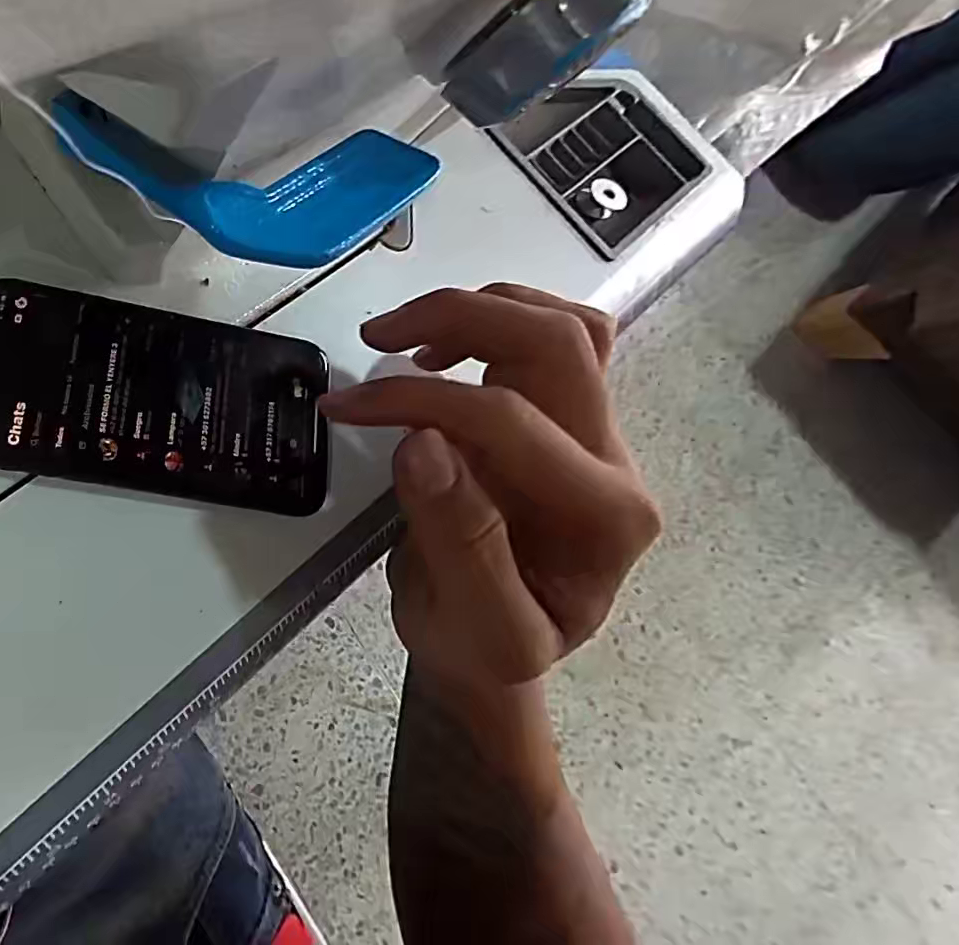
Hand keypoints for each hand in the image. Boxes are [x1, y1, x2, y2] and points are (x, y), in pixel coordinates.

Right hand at [319, 284, 658, 686]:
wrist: (496, 648)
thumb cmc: (479, 644)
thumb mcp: (472, 623)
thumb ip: (457, 540)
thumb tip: (422, 440)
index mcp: (598, 515)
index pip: (506, 417)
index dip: (416, 399)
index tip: (345, 406)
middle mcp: (613, 462)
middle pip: (557, 341)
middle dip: (455, 319)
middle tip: (375, 335)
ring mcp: (595, 436)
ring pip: (564, 326)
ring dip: (477, 310)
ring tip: (401, 334)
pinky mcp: (566, 422)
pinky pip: (552, 341)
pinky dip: (491, 323)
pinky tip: (435, 352)